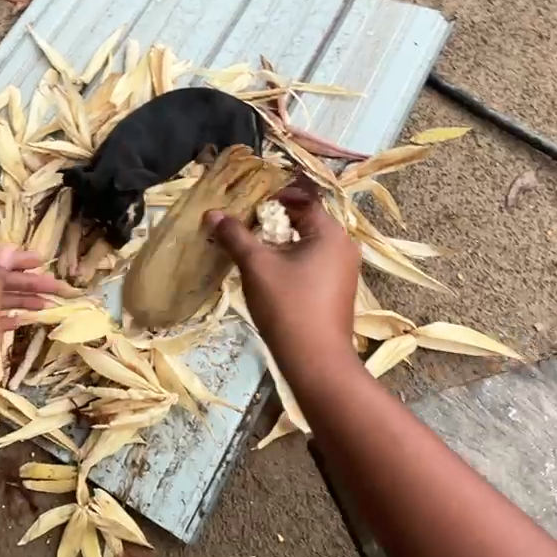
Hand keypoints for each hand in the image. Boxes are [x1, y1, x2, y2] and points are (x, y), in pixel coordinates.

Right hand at [205, 179, 361, 365]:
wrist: (315, 361)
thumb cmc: (288, 306)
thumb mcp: (256, 265)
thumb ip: (235, 235)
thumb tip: (213, 213)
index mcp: (331, 232)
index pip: (303, 197)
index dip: (273, 195)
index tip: (245, 202)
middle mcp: (343, 245)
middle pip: (304, 218)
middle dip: (271, 218)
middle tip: (240, 223)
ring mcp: (341, 269)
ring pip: (305, 241)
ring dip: (276, 240)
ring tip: (247, 245)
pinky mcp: (334, 288)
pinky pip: (310, 260)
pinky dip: (287, 258)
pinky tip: (264, 269)